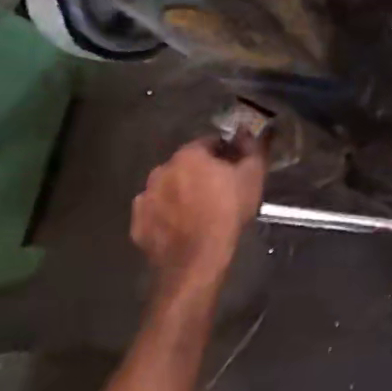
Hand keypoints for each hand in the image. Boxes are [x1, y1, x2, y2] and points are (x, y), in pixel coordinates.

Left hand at [131, 136, 265, 295]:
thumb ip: (253, 147)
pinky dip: (166, 214)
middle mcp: (161, 170)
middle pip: (186, 165)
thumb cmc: (227, 212)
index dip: (224, 154)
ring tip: (200, 210)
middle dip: (201, 172)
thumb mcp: (252, 175)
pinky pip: (155, 211)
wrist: (197, 260)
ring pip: (168, 187)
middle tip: (219, 190)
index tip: (235, 169)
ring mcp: (145, 198)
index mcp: (188, 155)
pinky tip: (182, 226)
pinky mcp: (138, 224)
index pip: (209, 143)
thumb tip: (247, 130)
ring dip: (181, 192)